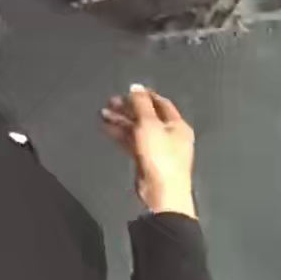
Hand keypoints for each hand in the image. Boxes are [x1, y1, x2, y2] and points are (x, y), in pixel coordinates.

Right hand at [100, 84, 196, 218]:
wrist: (161, 193)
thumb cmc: (160, 156)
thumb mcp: (149, 124)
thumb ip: (141, 103)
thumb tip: (135, 86)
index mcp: (177, 125)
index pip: (160, 103)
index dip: (144, 94)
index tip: (128, 89)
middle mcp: (169, 135)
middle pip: (146, 115)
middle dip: (128, 107)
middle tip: (111, 101)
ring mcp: (157, 148)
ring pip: (137, 128)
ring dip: (121, 120)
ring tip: (103, 112)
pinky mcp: (146, 158)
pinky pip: (132, 140)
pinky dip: (120, 133)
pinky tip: (106, 127)